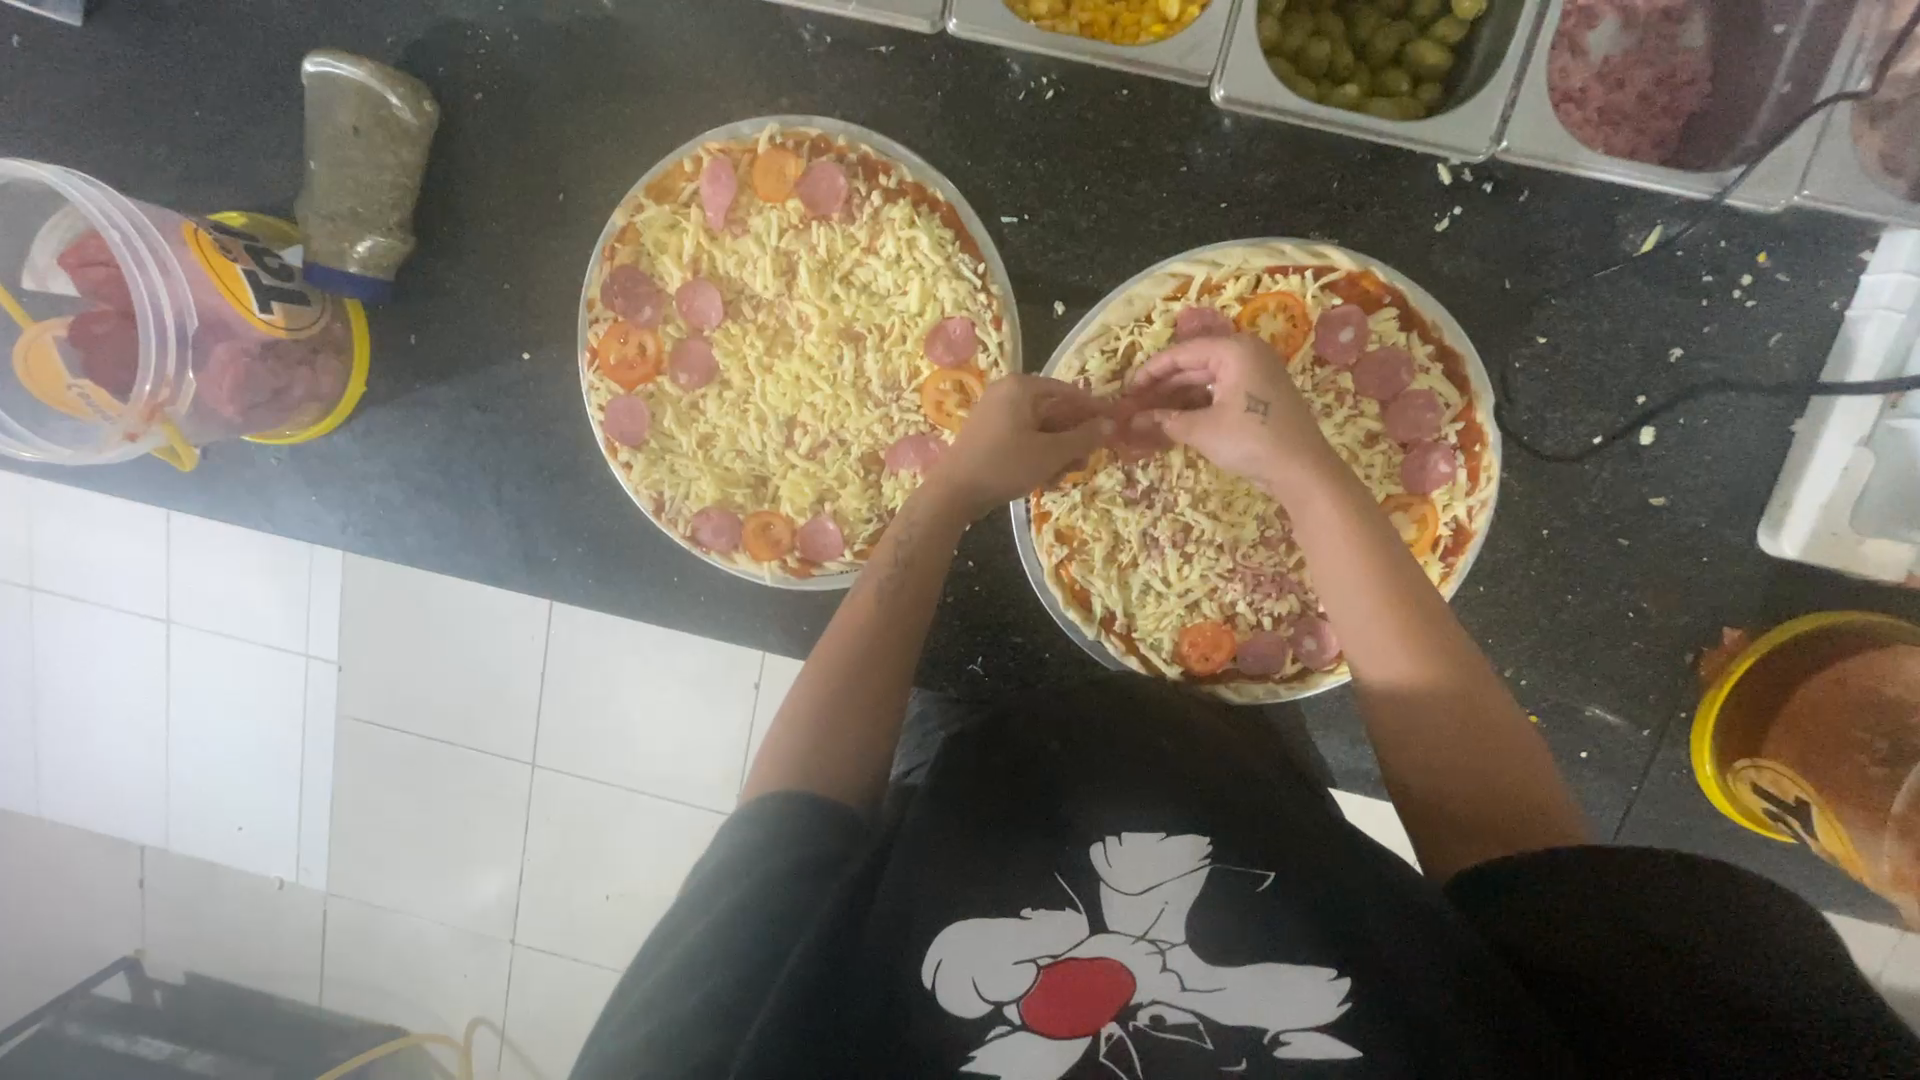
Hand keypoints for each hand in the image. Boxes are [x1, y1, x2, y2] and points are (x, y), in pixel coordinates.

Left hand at [925, 374, 1112, 519]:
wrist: (954, 492)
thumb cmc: (1005, 465)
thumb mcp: (1051, 453)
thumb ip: (1084, 437)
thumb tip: (1112, 424)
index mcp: (1022, 387)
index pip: (1070, 392)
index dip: (1094, 412)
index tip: (1115, 428)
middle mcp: (1008, 393)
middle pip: (1055, 412)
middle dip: (1072, 440)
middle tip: (1085, 463)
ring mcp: (996, 413)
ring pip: (1041, 429)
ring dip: (1057, 453)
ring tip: (1060, 478)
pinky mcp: (990, 435)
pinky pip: (1024, 439)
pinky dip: (1037, 456)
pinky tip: (1044, 480)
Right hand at [1129, 334, 1336, 494]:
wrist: (1301, 469)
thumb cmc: (1250, 440)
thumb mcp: (1202, 430)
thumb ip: (1167, 420)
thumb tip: (1138, 420)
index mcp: (1234, 350)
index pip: (1182, 352)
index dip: (1151, 371)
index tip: (1128, 389)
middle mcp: (1246, 354)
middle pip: (1194, 364)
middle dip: (1163, 385)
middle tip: (1135, 404)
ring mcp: (1256, 374)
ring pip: (1206, 379)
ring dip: (1178, 396)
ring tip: (1150, 412)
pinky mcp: (1259, 395)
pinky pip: (1220, 391)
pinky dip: (1197, 403)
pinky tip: (1176, 418)